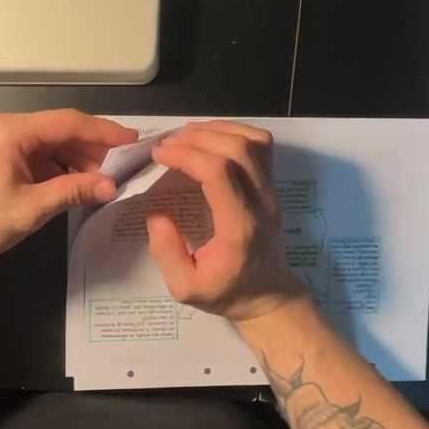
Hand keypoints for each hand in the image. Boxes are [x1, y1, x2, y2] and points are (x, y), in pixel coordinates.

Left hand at [0, 109, 138, 265]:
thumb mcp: (32, 208)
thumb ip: (73, 191)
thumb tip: (111, 186)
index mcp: (10, 130)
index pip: (67, 122)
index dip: (103, 132)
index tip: (132, 141)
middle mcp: (4, 127)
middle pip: (59, 130)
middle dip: (91, 148)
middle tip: (122, 167)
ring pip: (49, 143)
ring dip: (76, 160)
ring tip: (103, 179)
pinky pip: (35, 155)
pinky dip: (57, 167)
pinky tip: (76, 183)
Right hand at [146, 121, 309, 323]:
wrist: (269, 298)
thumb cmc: (228, 294)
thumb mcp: (186, 288)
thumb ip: (167, 253)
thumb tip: (156, 214)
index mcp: (239, 227)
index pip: (219, 173)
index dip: (187, 154)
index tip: (160, 154)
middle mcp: (260, 203)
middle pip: (237, 149)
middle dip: (197, 137)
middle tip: (166, 144)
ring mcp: (271, 193)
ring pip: (253, 142)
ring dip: (216, 130)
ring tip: (185, 136)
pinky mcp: (272, 188)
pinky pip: (261, 147)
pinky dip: (234, 133)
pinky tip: (210, 139)